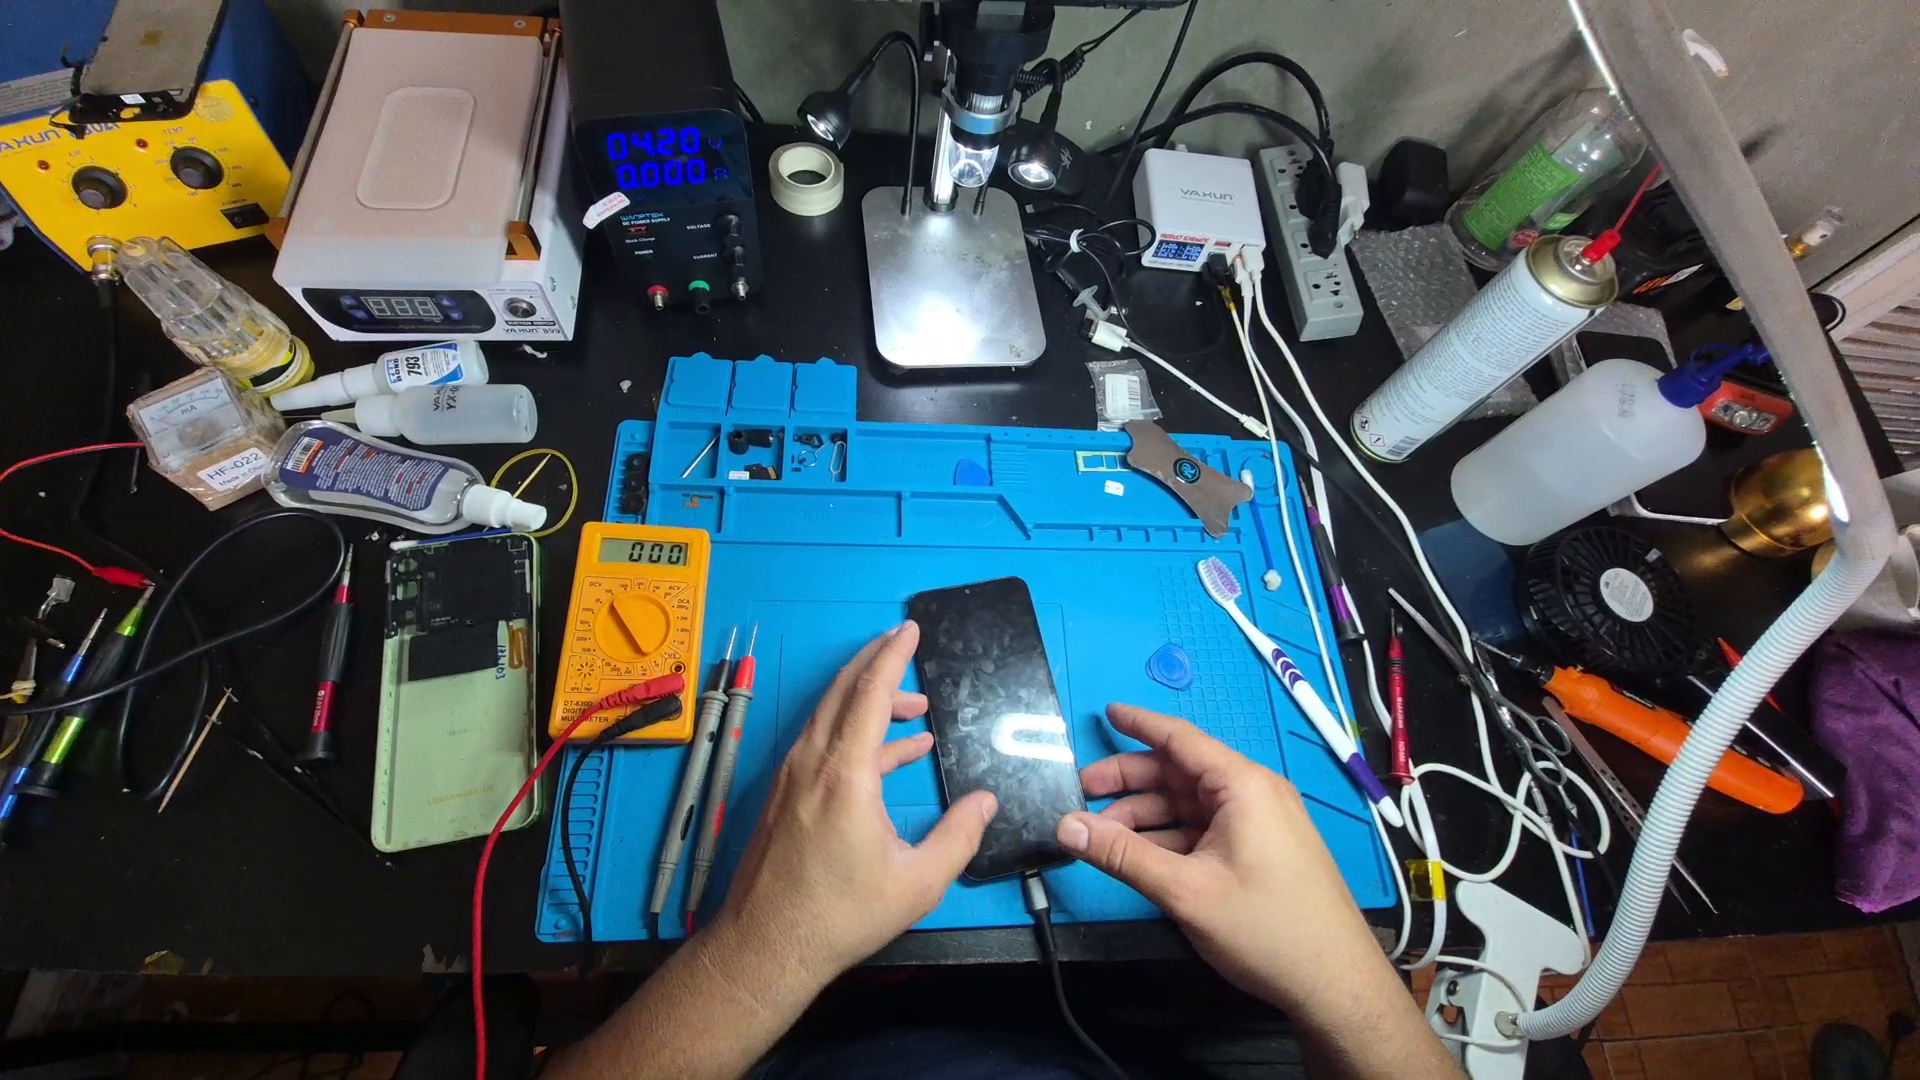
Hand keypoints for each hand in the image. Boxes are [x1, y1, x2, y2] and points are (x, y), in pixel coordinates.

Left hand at [712, 621, 997, 989]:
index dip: (893, 655)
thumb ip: (958, 837)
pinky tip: (897, 750)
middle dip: (878, 660)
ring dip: (872, 699)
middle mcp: (813, 760)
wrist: (766, 946)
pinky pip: (827, 742)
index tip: (910, 628)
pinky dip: (861, 734)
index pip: (869, 692)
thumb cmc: (841, 914)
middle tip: (907, 642)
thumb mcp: (916, 883)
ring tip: (916, 707)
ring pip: (833, 714)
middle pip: (844, 689)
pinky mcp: (788, 790)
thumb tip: (986, 801)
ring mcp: (794, 773)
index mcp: (845, 773)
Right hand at [1056, 704, 1393, 1021]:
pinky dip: (1168, 835)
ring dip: (1145, 815)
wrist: (1338, 990)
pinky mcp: (1259, 849)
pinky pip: (1203, 828)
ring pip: (1187, 804)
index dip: (1139, 724)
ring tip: (1102, 834)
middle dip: (1130, 781)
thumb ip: (1122, 854)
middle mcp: (1251, 793)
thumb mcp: (1185, 890)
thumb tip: (1066, 827)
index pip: (1180, 738)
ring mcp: (1258, 822)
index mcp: (1242, 785)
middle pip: (1178, 772)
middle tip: (1083, 793)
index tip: (1105, 713)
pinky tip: (1139, 855)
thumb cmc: (1267, 929)